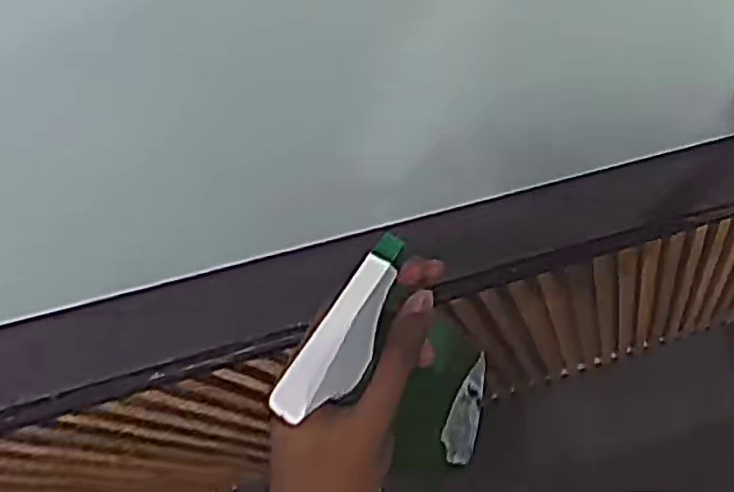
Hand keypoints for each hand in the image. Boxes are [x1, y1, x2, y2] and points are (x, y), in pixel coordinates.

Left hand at [269, 257, 446, 491]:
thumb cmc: (332, 485)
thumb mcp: (371, 417)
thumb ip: (397, 357)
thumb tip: (420, 301)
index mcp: (300, 378)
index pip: (342, 311)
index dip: (380, 280)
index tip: (415, 264)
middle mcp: (308, 379)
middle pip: (356, 321)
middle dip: (398, 298)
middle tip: (433, 277)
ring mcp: (325, 393)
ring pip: (368, 340)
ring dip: (403, 329)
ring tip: (428, 333)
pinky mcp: (344, 406)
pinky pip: (373, 363)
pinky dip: (399, 354)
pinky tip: (418, 358)